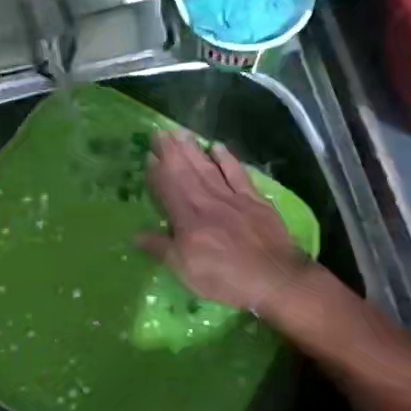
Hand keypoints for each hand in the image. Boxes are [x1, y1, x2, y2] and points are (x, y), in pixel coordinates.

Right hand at [138, 129, 311, 313]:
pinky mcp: (254, 199)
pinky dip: (227, 159)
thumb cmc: (226, 279)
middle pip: (186, 171)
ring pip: (208, 167)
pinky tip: (217, 147)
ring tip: (181, 132)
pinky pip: (237, 173)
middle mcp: (207, 201)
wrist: (274, 277)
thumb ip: (162, 249)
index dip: (157, 171)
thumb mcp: (186, 271)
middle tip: (160, 131)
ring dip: (193, 149)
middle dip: (171, 151)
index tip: (149, 154)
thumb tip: (136, 234)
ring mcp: (232, 197)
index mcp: (188, 219)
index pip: (168, 189)